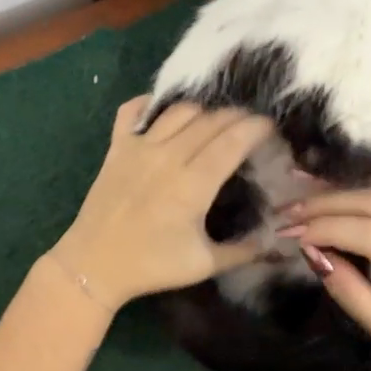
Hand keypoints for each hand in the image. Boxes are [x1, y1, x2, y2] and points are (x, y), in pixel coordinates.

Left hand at [48, 98, 274, 310]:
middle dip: (237, 116)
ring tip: (214, 120)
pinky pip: (132, 111)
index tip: (270, 127)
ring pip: (179, 110)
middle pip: (211, 120)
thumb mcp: (204, 264)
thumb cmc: (151, 266)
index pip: (233, 139)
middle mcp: (168, 156)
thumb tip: (276, 240)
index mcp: (193, 184)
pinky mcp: (116, 147)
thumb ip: (244, 250)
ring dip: (203, 110)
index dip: (257, 127)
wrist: (93, 265)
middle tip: (249, 124)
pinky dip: (150, 104)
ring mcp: (139, 147)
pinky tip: (164, 113)